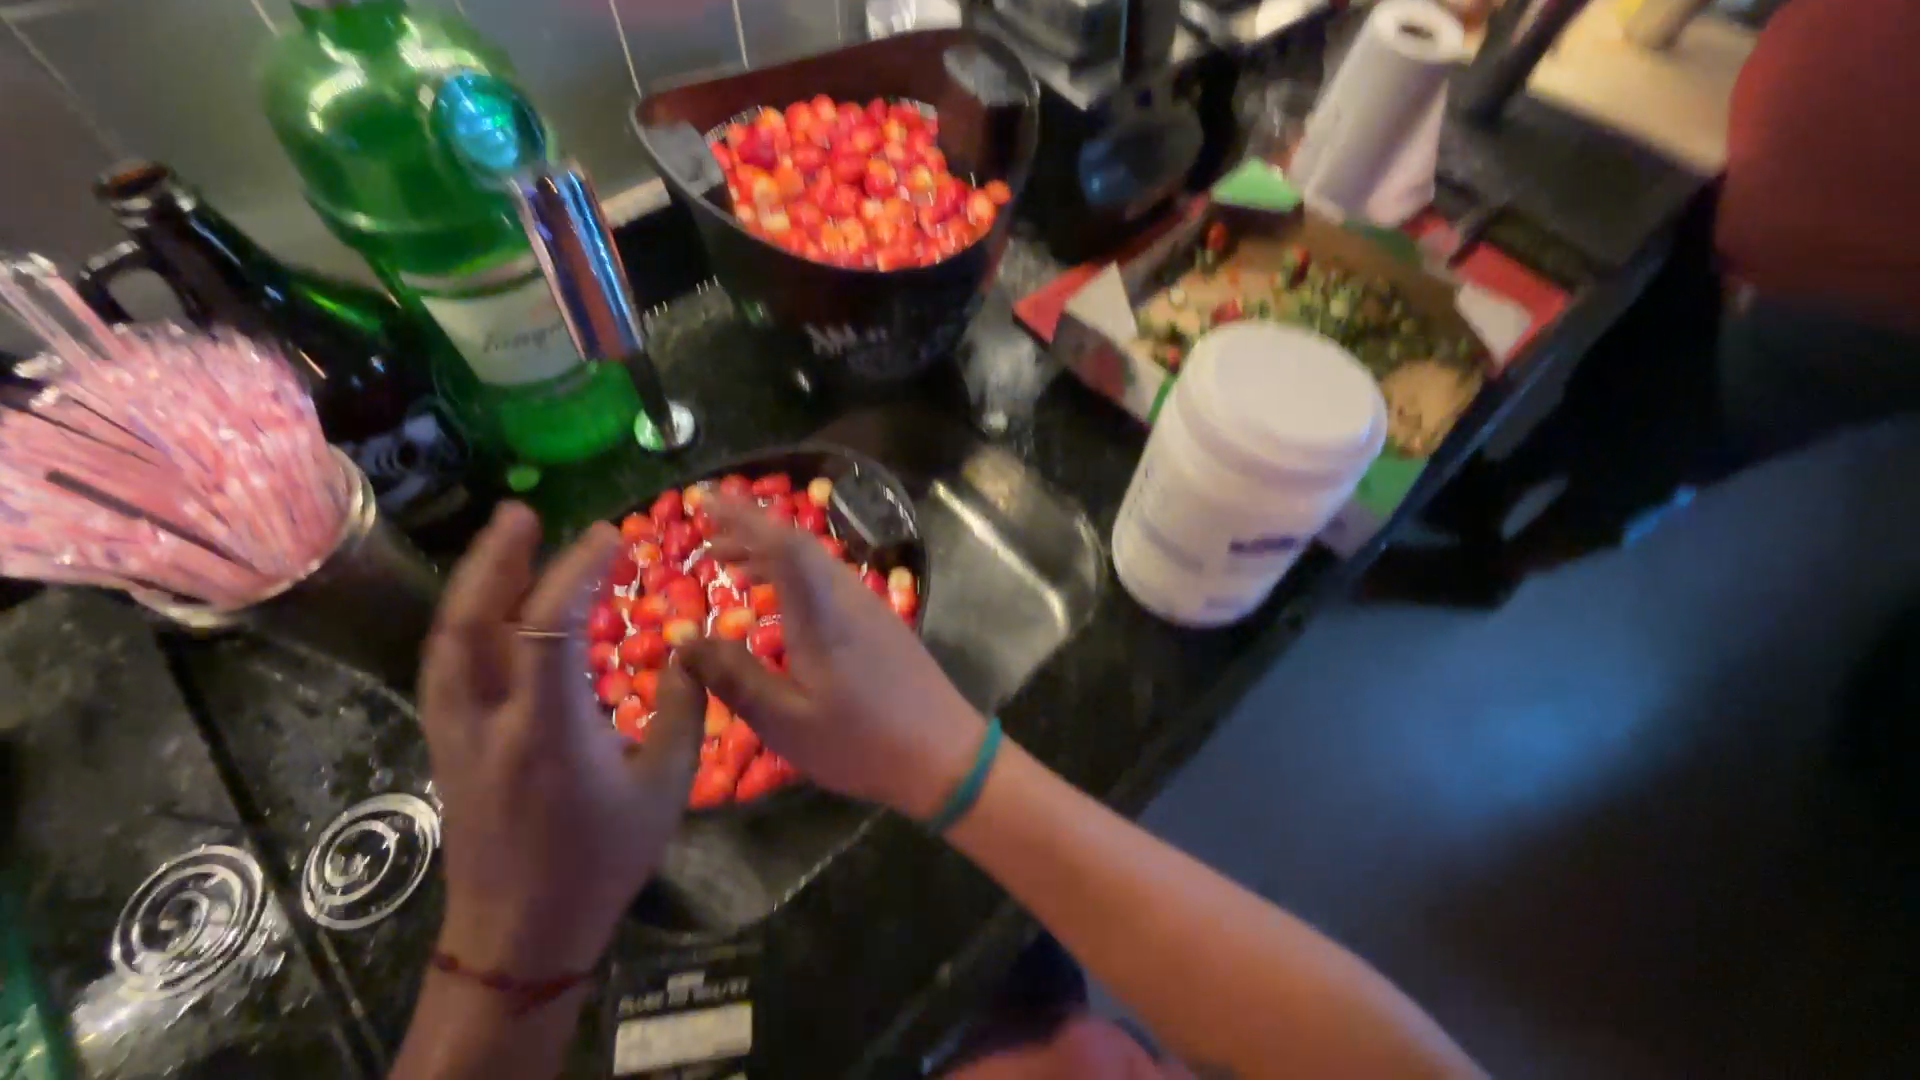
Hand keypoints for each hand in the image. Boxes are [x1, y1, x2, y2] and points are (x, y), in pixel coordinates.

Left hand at [417, 502, 702, 974]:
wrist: (522, 932)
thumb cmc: (602, 861)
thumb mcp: (662, 788)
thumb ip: (680, 711)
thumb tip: (686, 652)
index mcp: (546, 733)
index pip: (549, 630)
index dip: (576, 573)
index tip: (608, 537)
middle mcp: (488, 723)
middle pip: (472, 623)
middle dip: (496, 560)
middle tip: (524, 513)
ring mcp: (456, 733)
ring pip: (448, 641)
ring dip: (475, 583)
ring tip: (504, 542)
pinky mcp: (448, 744)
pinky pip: (447, 665)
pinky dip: (467, 620)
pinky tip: (489, 607)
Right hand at [679, 497, 985, 818]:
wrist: (945, 756)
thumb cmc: (861, 742)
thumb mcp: (786, 722)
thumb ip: (735, 679)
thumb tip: (685, 644)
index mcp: (822, 613)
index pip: (781, 543)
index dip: (741, 517)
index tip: (705, 501)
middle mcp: (847, 598)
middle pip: (798, 546)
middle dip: (750, 535)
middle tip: (708, 545)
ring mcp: (870, 609)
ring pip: (816, 565)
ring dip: (773, 557)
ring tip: (734, 568)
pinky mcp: (881, 625)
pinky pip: (830, 584)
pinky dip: (797, 579)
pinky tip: (782, 605)